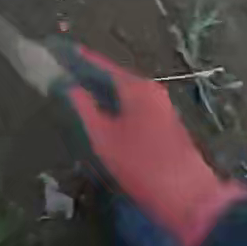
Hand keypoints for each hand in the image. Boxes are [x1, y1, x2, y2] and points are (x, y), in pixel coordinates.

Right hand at [52, 43, 246, 245]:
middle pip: (113, 77)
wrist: (188, 197)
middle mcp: (151, 90)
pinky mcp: (164, 124)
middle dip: (88, 74)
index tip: (57, 48)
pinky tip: (100, 114)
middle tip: (61, 71)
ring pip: (123, 93)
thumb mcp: (104, 138)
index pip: (100, 64)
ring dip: (100, 91)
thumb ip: (84, 109)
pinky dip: (113, 105)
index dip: (77, 57)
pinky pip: (132, 106)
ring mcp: (160, 107)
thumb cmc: (142, 165)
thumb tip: (67, 85)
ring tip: (75, 90)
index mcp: (136, 87)